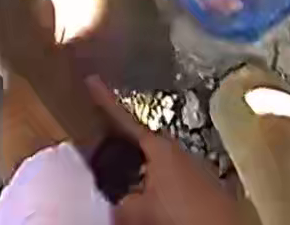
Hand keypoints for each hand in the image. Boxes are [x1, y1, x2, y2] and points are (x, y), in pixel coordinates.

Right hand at [87, 77, 247, 224]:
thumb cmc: (186, 214)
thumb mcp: (143, 211)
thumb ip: (120, 205)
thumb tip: (103, 205)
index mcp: (158, 146)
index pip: (123, 117)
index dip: (105, 99)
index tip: (90, 78)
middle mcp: (172, 150)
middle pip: (137, 140)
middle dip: (118, 141)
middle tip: (98, 137)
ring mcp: (187, 167)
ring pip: (151, 162)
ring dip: (134, 168)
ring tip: (116, 174)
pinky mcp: (198, 187)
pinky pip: (165, 179)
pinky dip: (150, 183)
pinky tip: (144, 196)